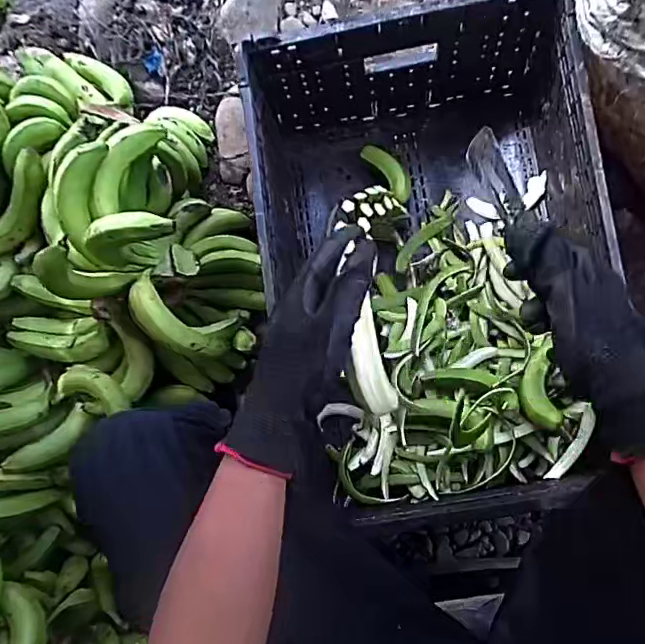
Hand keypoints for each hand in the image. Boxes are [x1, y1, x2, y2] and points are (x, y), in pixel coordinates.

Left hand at [219, 228, 373, 476]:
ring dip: (334, 282)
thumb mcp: (333, 325)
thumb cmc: (307, 367)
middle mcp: (292, 309)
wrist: (280, 412)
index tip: (357, 230)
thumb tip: (364, 251)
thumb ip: (349, 290)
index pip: (320, 261)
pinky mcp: (297, 348)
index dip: (338, 243)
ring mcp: (292, 329)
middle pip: (315, 276)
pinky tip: (341, 315)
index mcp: (298, 298)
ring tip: (353, 274)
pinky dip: (333, 305)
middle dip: (335, 259)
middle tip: (356, 247)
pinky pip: (318, 315)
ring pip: (315, 296)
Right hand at [505, 220, 644, 458]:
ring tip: (530, 323)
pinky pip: (576, 316)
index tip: (509, 270)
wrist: (621, 385)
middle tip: (517, 293)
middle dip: (534, 281)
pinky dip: (557, 322)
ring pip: (565, 295)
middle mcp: (602, 282)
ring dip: (542, 305)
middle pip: (560, 270)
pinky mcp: (610, 329)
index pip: (555, 246)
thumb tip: (526, 227)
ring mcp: (608, 306)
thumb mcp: (562, 296)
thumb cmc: (586, 343)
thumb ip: (547, 261)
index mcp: (590, 270)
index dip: (529, 253)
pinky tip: (550, 339)